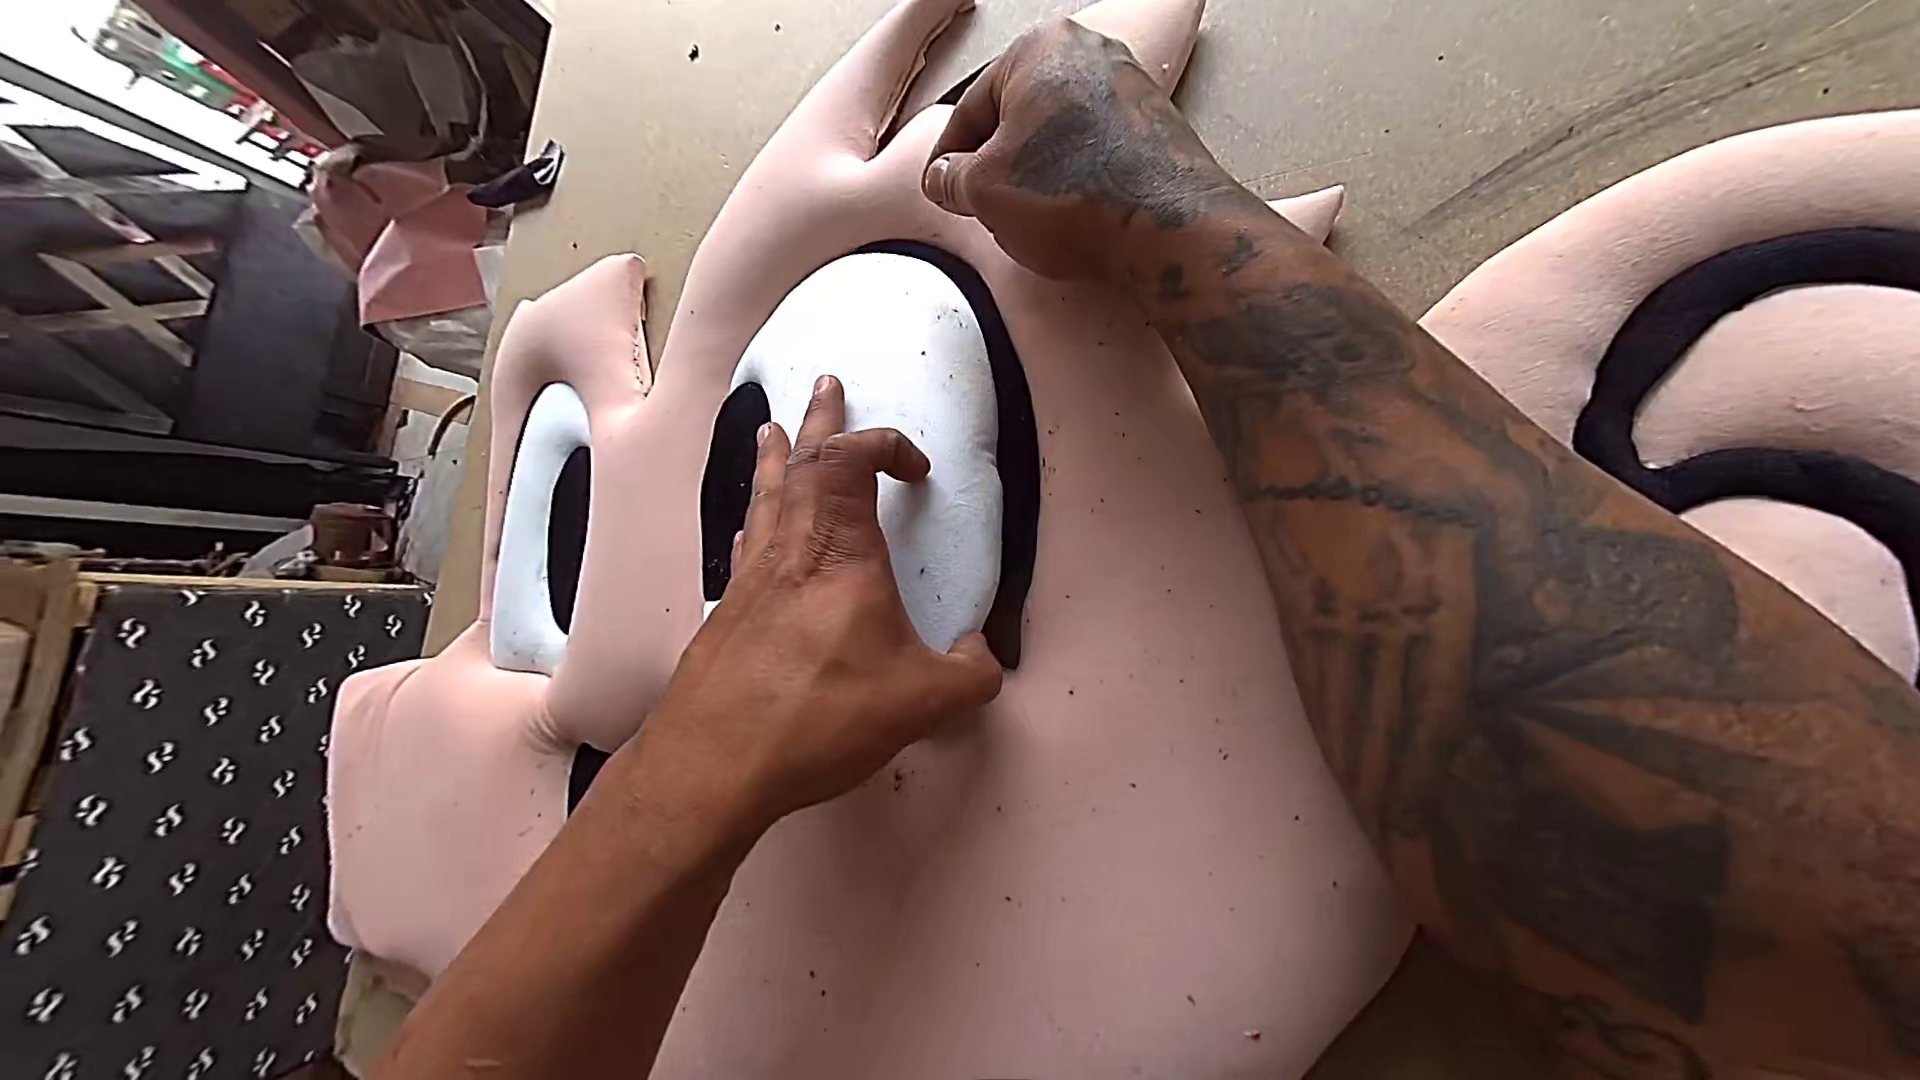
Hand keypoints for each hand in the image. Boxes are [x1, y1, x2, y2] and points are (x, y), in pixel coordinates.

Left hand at [633, 375, 1003, 834]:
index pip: (854, 461)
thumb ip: (971, 676)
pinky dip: (757, 517)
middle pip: (800, 461)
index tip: (917, 470)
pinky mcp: (728, 612)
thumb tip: (983, 658)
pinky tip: (754, 525)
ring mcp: (751, 579)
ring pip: (763, 495)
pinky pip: (746, 542)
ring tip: (773, 428)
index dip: (887, 446)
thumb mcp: (922, 702)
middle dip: (821, 420)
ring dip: (776, 457)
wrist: (712, 767)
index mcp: (840, 553)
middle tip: (826, 386)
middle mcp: (790, 550)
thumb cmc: (818, 717)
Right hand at [921, 19, 1250, 280]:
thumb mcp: (984, 192)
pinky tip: (1068, 215)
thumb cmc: (1074, 197)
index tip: (940, 187)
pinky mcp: (1149, 127)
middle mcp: (1086, 53)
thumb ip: (951, 180)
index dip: (947, 159)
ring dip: (1033, 178)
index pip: (970, 109)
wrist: (1158, 227)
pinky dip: (1070, 182)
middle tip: (983, 208)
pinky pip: (1091, 154)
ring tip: (1030, 218)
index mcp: (1037, 49)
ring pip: (1054, 138)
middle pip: (1015, 120)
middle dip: (995, 168)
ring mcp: (1125, 87)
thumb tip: (942, 179)